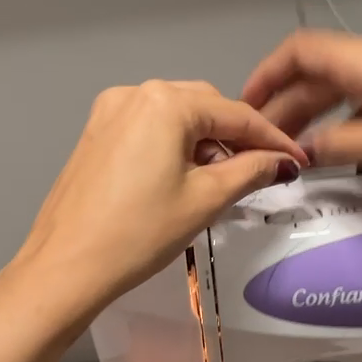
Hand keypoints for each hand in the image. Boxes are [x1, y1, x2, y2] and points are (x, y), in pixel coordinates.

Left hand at [6, 80, 305, 317]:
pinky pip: (148, 128)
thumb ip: (249, 171)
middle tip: (262, 170)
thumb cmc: (137, 234)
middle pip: (204, 106)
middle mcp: (133, 94)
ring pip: (175, 116)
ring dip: (205, 140)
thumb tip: (279, 161)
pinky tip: (185, 177)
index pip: (234, 113)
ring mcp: (108, 112)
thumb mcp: (204, 200)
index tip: (295, 159)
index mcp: (164, 103)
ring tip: (223, 179)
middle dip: (236, 136)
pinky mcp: (95, 134)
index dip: (270, 138)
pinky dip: (175, 145)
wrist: (66, 266)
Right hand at [241, 30, 361, 172]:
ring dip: (312, 120)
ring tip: (292, 155)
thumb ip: (342, 147)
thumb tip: (302, 154)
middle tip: (263, 146)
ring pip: (340, 94)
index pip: (299, 52)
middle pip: (315, 77)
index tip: (246, 108)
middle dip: (285, 107)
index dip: (267, 75)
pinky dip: (343, 128)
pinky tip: (338, 153)